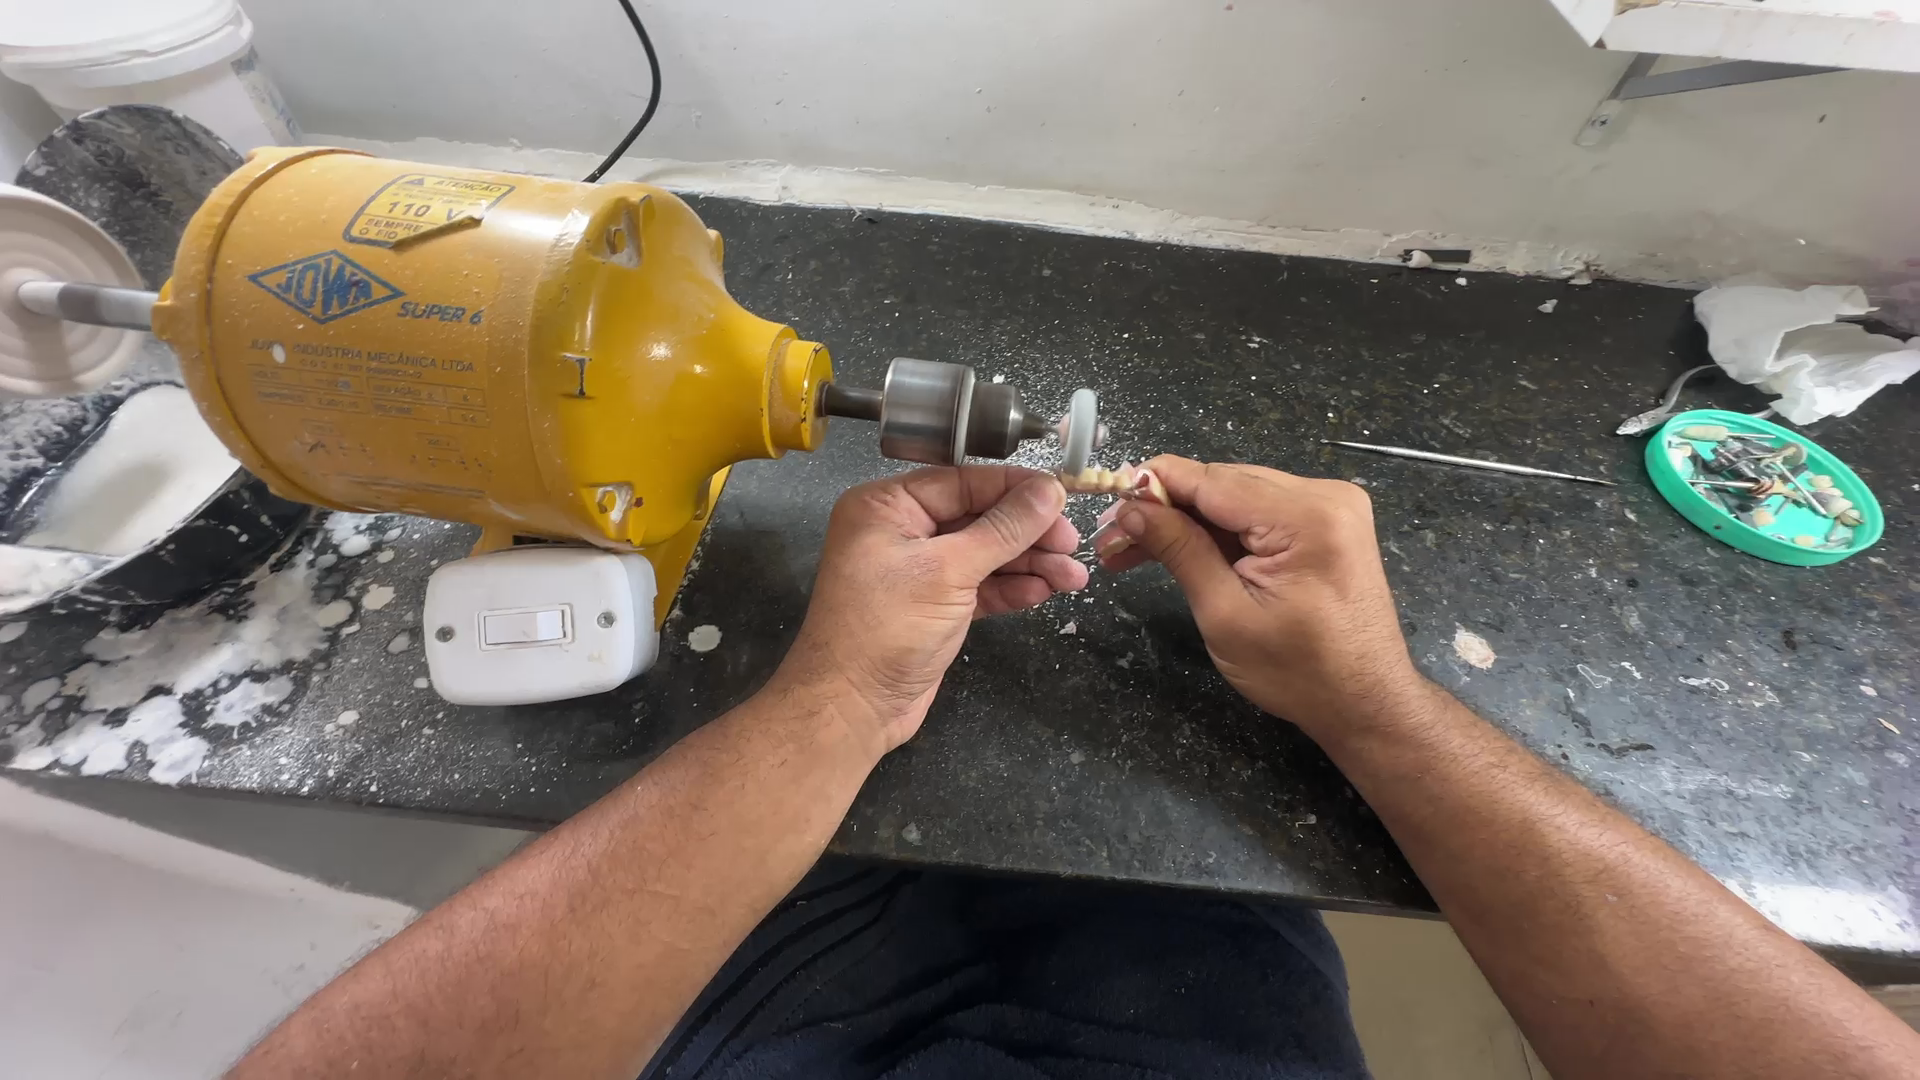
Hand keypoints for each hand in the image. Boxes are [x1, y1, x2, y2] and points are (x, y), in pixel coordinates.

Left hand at [773, 466, 1087, 752]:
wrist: (853, 708)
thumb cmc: (889, 628)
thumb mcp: (949, 571)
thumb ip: (1004, 529)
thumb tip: (1050, 490)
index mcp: (887, 505)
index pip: (962, 482)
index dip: (1016, 489)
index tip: (1062, 496)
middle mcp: (901, 530)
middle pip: (978, 518)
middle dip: (1028, 533)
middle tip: (1072, 544)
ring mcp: (918, 570)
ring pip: (984, 554)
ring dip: (1028, 564)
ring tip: (1072, 576)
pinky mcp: (934, 605)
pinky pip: (979, 586)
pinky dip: (1010, 589)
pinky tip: (1043, 592)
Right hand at [1096, 456, 1427, 735]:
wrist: (1365, 703)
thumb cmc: (1296, 673)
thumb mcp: (1224, 613)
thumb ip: (1179, 550)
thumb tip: (1131, 508)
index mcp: (1305, 517)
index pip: (1210, 479)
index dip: (1151, 487)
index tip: (1106, 507)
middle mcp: (1323, 495)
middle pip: (1220, 483)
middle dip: (1161, 509)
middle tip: (1111, 541)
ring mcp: (1327, 506)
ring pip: (1232, 496)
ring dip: (1182, 521)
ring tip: (1130, 550)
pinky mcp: (1323, 522)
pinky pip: (1254, 512)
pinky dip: (1213, 530)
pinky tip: (1174, 548)